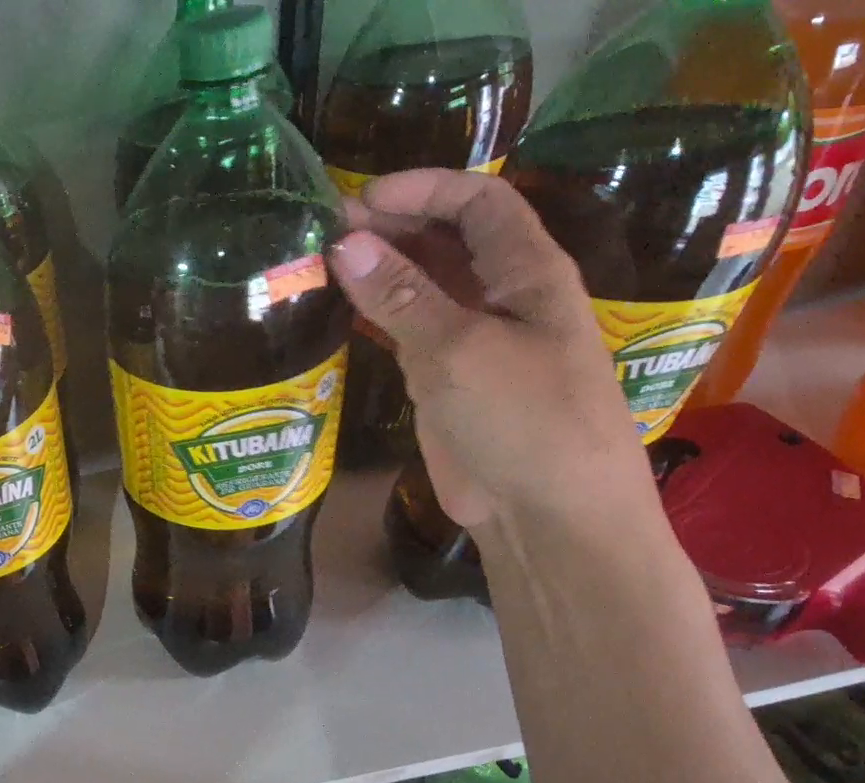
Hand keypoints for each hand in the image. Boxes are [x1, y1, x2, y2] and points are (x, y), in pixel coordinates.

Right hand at [326, 169, 650, 531]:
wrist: (547, 511)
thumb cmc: (525, 419)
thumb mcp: (458, 349)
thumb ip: (400, 295)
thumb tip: (342, 241)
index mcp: (528, 272)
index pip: (478, 202)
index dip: (423, 189)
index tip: (360, 198)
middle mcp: (500, 295)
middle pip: (444, 239)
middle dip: (390, 226)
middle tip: (323, 232)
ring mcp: (470, 339)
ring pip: (419, 285)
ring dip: (375, 270)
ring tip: (318, 265)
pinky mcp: (443, 379)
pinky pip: (404, 330)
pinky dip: (371, 315)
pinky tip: (335, 311)